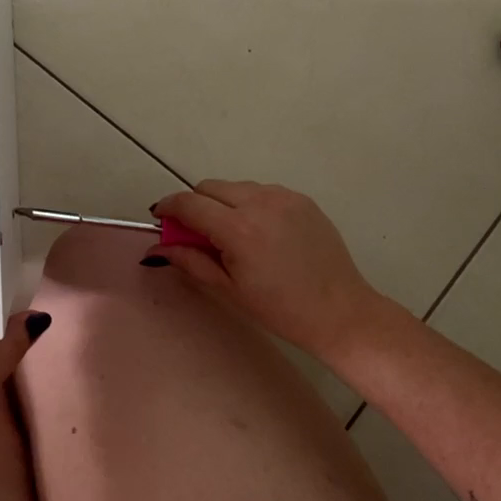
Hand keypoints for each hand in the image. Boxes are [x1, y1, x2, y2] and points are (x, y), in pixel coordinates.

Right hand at [151, 180, 393, 359]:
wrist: (342, 313)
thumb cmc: (281, 310)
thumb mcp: (229, 290)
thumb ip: (190, 260)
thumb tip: (159, 246)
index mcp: (238, 229)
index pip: (188, 203)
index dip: (168, 207)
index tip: (160, 217)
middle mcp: (259, 203)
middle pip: (209, 187)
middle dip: (196, 204)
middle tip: (198, 233)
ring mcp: (284, 197)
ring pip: (235, 187)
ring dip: (223, 203)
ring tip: (233, 234)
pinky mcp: (302, 199)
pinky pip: (262, 192)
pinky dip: (250, 204)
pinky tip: (261, 232)